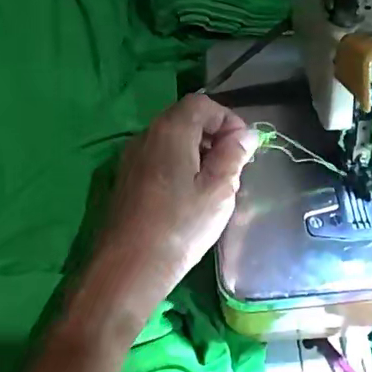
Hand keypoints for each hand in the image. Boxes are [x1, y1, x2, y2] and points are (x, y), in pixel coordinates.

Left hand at [79, 94, 256, 331]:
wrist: (128, 267)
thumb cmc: (180, 226)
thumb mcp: (218, 190)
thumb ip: (233, 156)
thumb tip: (245, 134)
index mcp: (170, 130)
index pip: (202, 104)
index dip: (227, 119)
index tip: (245, 148)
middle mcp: (146, 135)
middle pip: (184, 118)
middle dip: (213, 134)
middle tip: (234, 165)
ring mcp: (132, 157)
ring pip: (171, 139)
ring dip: (197, 150)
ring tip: (215, 183)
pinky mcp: (126, 178)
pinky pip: (158, 157)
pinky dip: (179, 164)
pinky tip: (190, 194)